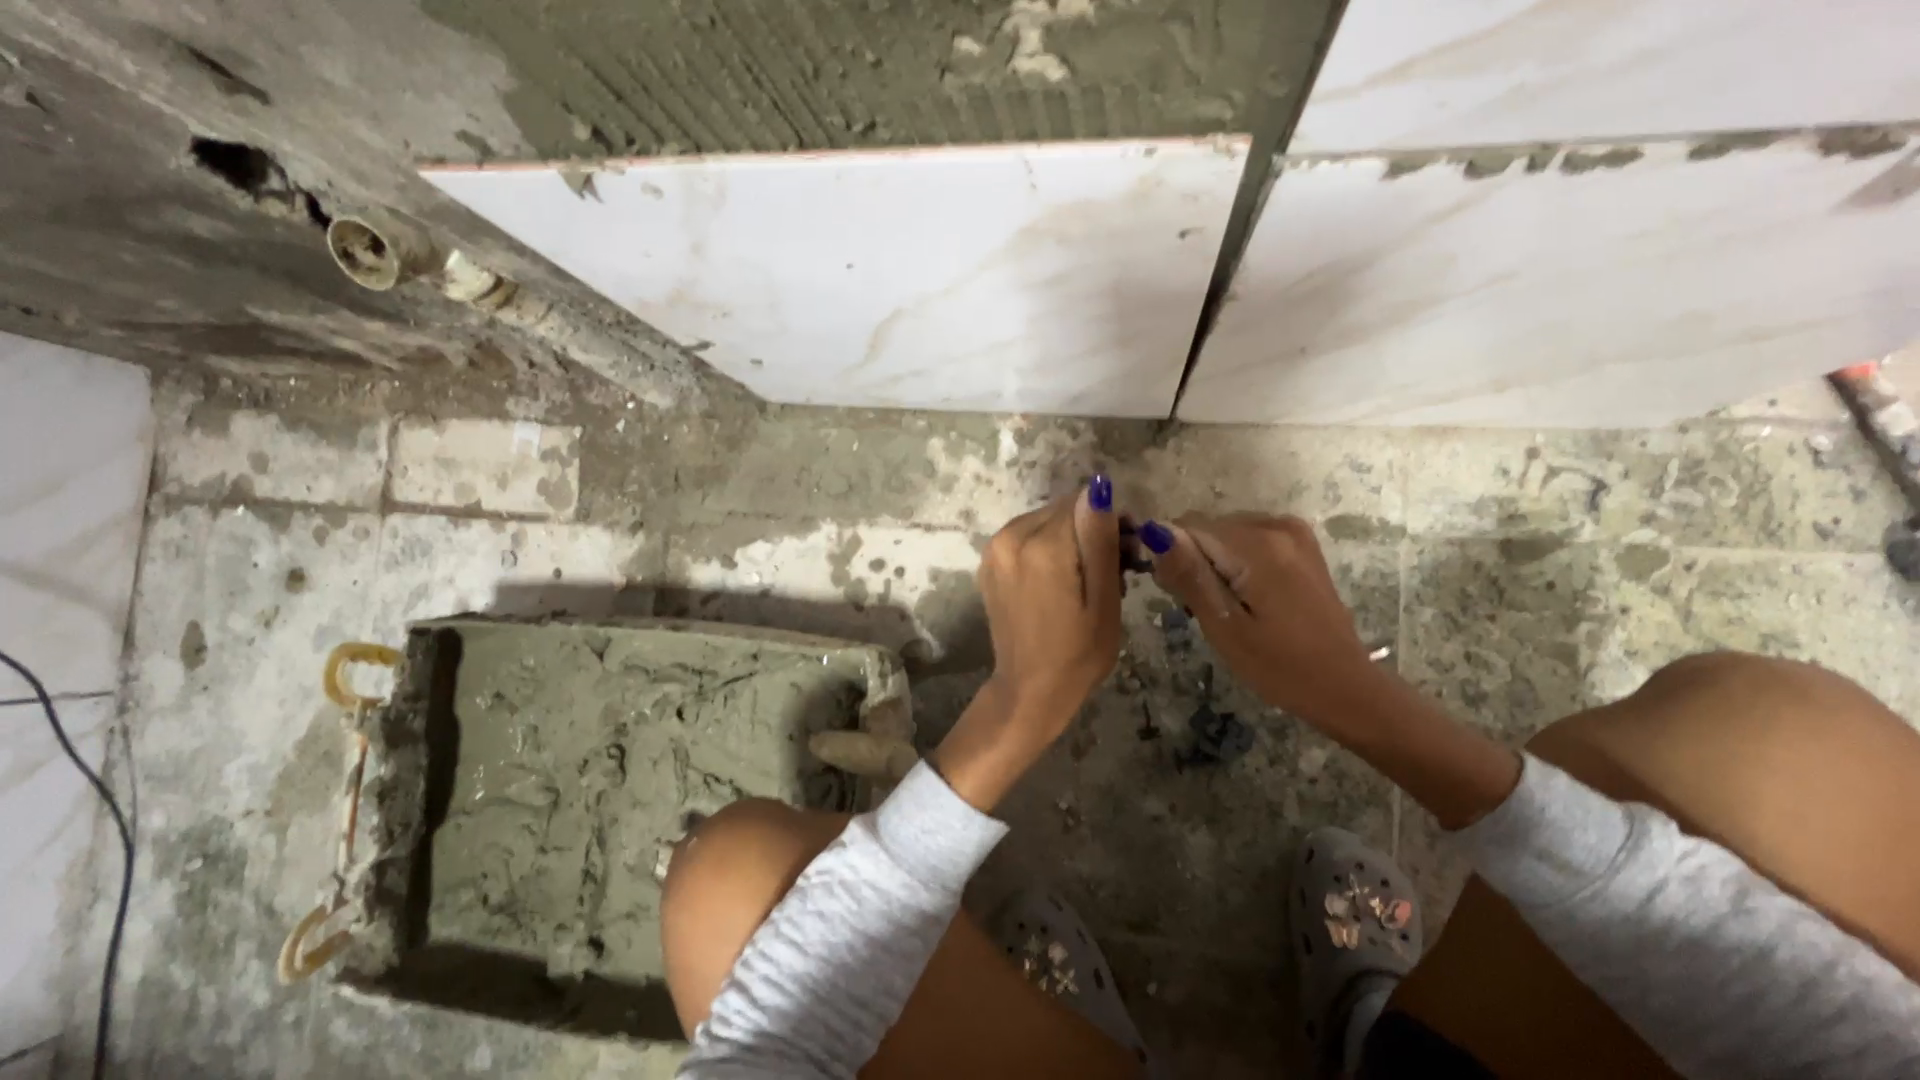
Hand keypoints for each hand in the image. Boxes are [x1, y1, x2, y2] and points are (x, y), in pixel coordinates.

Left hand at [978, 478, 1123, 728]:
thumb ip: (1100, 538)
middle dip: (1091, 529)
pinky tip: (1062, 580)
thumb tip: (1099, 487)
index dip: (1112, 521)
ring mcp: (994, 550)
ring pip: (1045, 522)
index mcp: (1041, 545)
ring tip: (1090, 577)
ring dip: (1070, 538)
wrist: (1030, 691)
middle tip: (1117, 568)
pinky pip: (1026, 539)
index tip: (1130, 551)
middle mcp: (1010, 537)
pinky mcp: (989, 564)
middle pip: (1063, 511)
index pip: (1084, 503)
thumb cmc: (1078, 652)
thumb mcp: (1104, 598)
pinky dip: (1048, 549)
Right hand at [1140, 513, 1380, 727]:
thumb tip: (1155, 531)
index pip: (1187, 527)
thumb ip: (1189, 575)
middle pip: (1208, 528)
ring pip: (1226, 534)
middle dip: (1193, 561)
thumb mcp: (1225, 628)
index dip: (1172, 558)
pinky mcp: (1302, 546)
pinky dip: (1238, 563)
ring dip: (1214, 564)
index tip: (1178, 597)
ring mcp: (1294, 533)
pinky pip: (1250, 540)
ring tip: (1228, 609)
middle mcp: (1276, 526)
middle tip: (1203, 611)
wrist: (1344, 687)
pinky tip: (1247, 598)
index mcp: (1258, 546)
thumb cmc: (1280, 667)